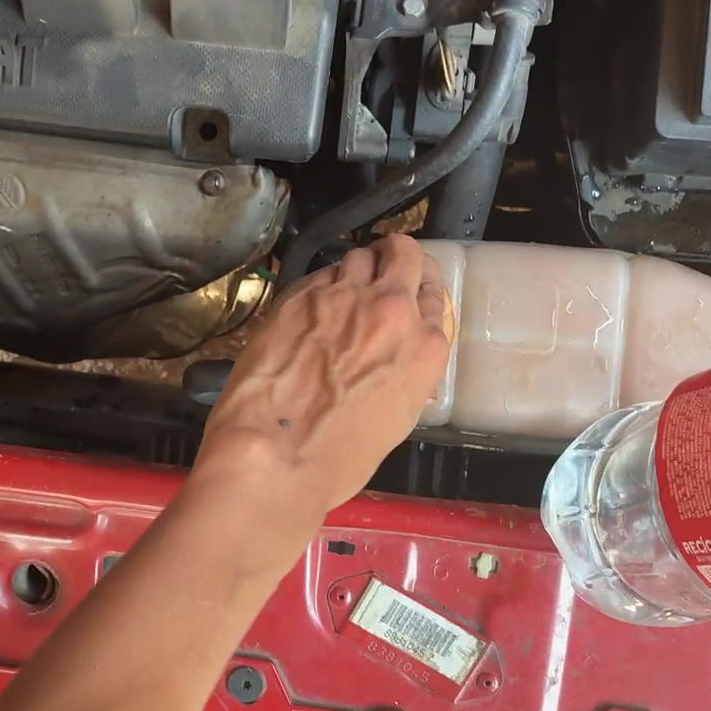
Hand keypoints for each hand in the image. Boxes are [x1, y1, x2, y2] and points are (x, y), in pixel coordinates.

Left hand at [191, 234, 455, 518]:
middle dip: (394, 259)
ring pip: (358, 256)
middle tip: (382, 273)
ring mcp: (341, 297)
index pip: (434, 295)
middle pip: (403, 253)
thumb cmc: (339, 458)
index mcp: (424, 346)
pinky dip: (321, 286)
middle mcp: (389, 309)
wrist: (276, 452)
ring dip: (356, 270)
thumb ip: (405, 375)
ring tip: (343, 294)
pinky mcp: (297, 297)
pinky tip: (311, 311)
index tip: (410, 297)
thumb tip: (393, 366)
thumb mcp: (396, 420)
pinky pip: (319, 275)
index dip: (421, 294)